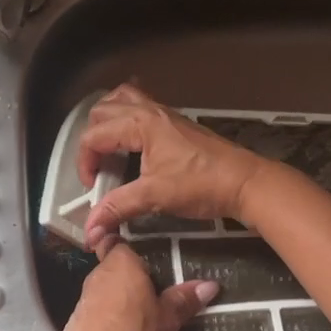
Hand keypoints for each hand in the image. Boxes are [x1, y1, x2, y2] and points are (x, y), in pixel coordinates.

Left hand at [48, 244, 217, 330]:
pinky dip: (116, 314)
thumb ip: (184, 300)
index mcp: (121, 262)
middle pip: (120, 265)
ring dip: (128, 297)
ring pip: (112, 287)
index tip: (159, 257)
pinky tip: (131, 330)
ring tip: (152, 311)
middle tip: (165, 288)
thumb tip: (210, 284)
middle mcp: (100, 273)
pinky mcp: (80, 318)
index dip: (138, 247)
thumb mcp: (166, 321)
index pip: (124, 241)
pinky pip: (103, 307)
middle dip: (139, 276)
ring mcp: (87, 296)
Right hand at [76, 84, 270, 252]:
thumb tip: (90, 230)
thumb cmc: (201, 185)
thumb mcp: (154, 197)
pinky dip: (127, 114)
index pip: (94, 136)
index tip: (92, 188)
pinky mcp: (175, 122)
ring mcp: (164, 113)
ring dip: (107, 119)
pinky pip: (141, 104)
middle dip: (92, 139)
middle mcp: (149, 110)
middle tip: (99, 167)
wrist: (245, 182)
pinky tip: (130, 136)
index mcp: (140, 123)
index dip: (85, 163)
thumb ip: (117, 208)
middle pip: (102, 111)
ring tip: (108, 146)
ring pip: (122, 99)